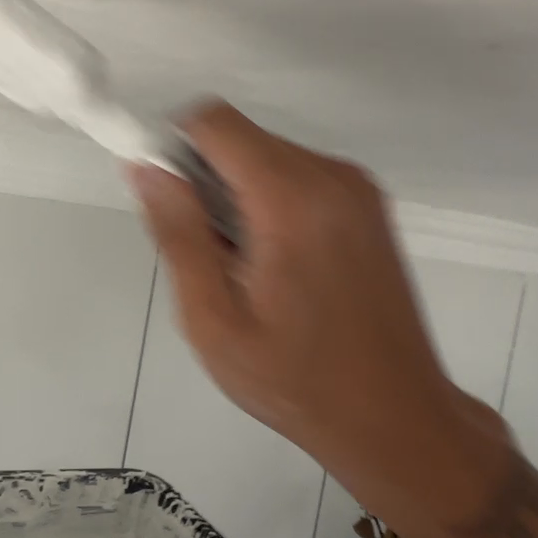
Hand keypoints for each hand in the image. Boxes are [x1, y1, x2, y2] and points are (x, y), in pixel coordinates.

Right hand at [128, 101, 456, 461]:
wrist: (394, 417)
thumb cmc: (292, 377)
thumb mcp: (211, 316)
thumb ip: (178, 233)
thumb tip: (143, 167)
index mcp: (292, 198)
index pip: (213, 121)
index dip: (172, 147)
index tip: (163, 202)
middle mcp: (332, 176)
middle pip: (238, 138)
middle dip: (203, 180)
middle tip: (205, 256)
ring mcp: (357, 188)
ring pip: (264, 157)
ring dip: (233, 195)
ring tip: (241, 269)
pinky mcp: (368, 205)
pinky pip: (294, 177)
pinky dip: (266, 204)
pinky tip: (273, 267)